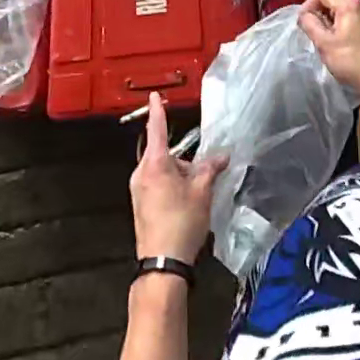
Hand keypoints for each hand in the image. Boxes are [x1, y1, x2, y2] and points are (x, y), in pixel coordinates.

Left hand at [129, 93, 227, 261]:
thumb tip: (222, 156)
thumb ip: (211, 168)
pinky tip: (187, 204)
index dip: (157, 111)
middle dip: (185, 161)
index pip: (156, 129)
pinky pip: (158, 184)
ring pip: (162, 170)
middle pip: (165, 153)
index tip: (155, 96)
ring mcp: (138, 190)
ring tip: (196, 195)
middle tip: (203, 175)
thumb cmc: (182, 222)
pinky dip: (173, 186)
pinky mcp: (140, 204)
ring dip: (180, 175)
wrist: (162, 263)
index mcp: (154, 164)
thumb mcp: (203, 191)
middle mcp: (141, 173)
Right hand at [298, 0, 359, 95]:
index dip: (308, 6)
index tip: (303, 24)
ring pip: (342, 11)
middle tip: (313, 34)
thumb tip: (304, 15)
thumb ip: (310, 24)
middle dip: (319, 15)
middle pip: (332, 0)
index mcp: (349, 4)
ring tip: (325, 41)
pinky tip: (339, 44)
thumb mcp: (324, 43)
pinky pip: (352, 19)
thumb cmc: (350, 61)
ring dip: (329, 22)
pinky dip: (341, 27)